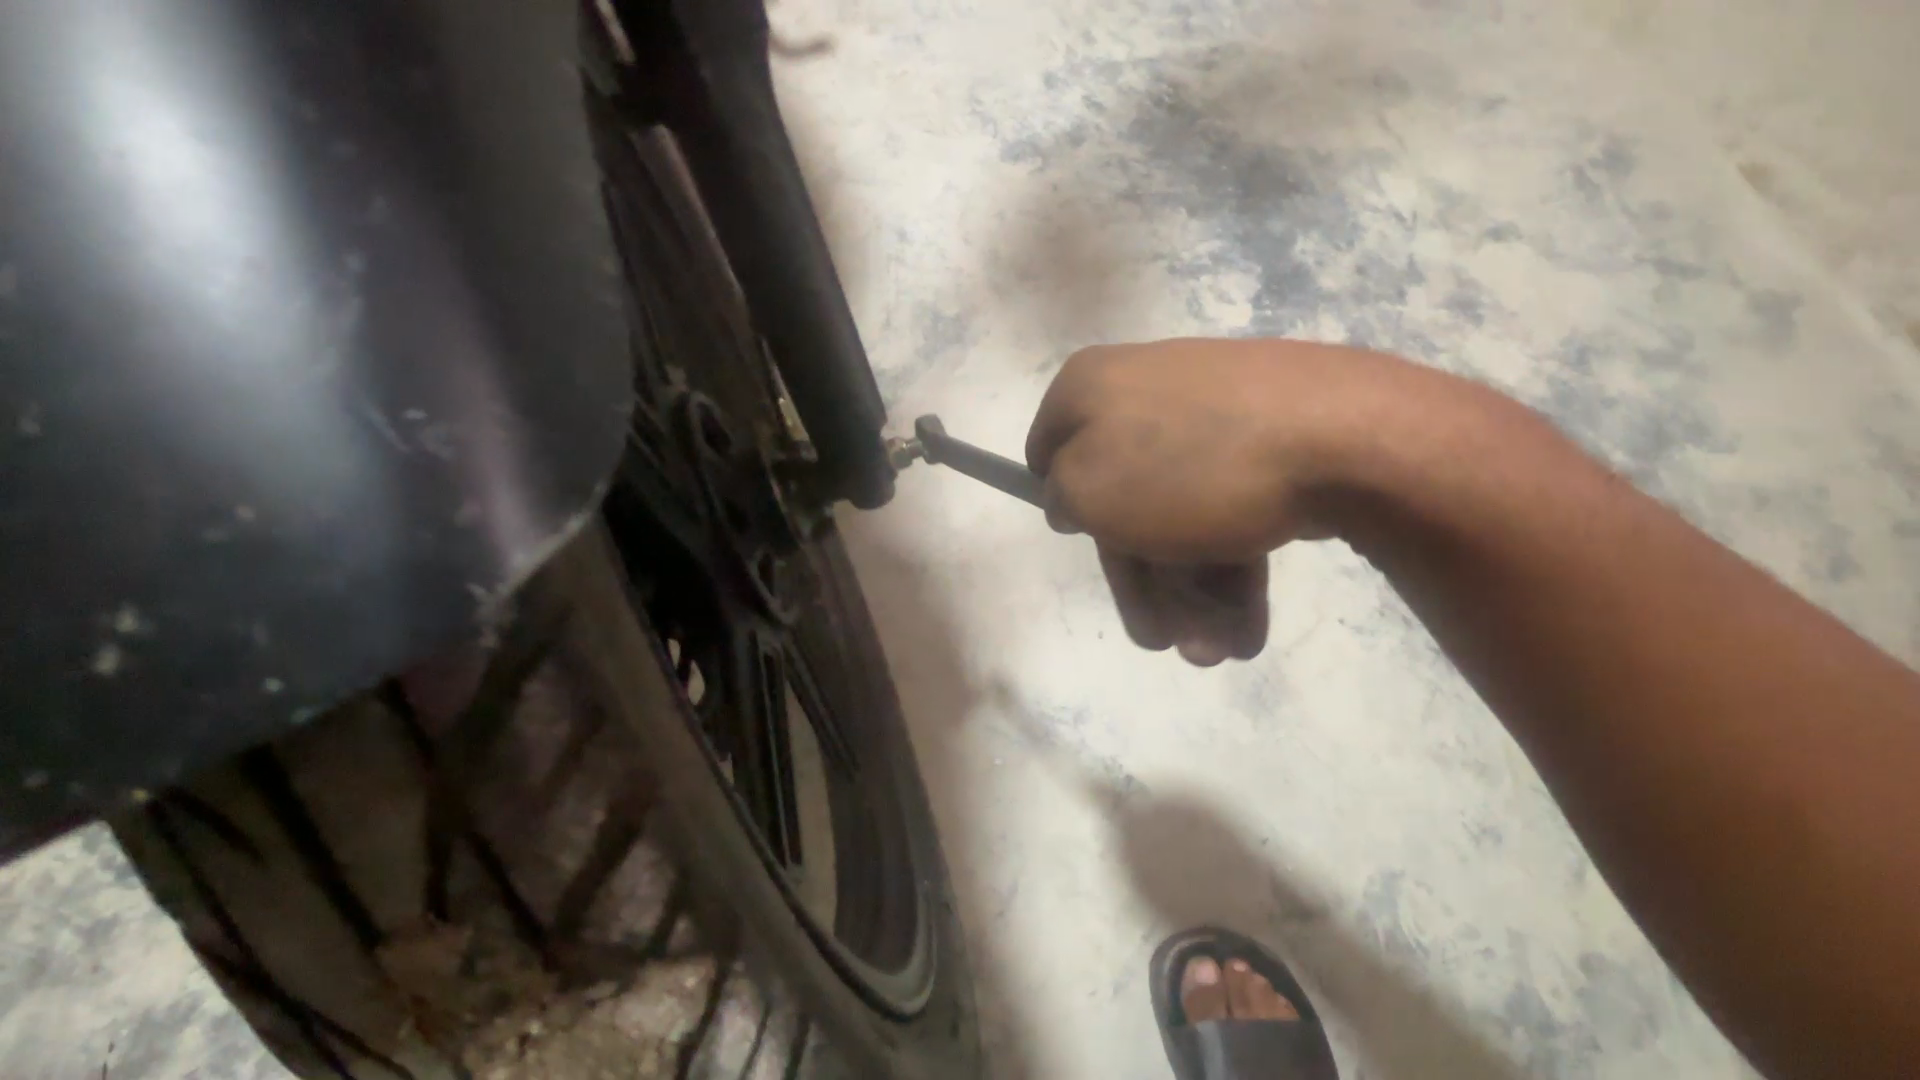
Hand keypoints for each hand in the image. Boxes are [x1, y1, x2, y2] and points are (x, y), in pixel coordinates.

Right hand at [1024, 338, 1436, 663]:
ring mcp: (1214, 413)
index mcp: (1093, 386)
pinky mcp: (1269, 438)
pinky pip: (1231, 504)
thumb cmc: (1189, 469)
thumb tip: (1074, 495)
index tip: (1090, 551)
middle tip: (1167, 644)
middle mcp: (1147, 388)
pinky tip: (1247, 627)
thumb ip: (1063, 496)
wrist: (1345, 437)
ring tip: (1221, 651)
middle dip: (1147, 584)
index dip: (1068, 507)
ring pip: (1183, 512)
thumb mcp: (1090, 492)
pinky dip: (1233, 566)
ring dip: (1194, 594)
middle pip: (1129, 499)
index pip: (1050, 450)